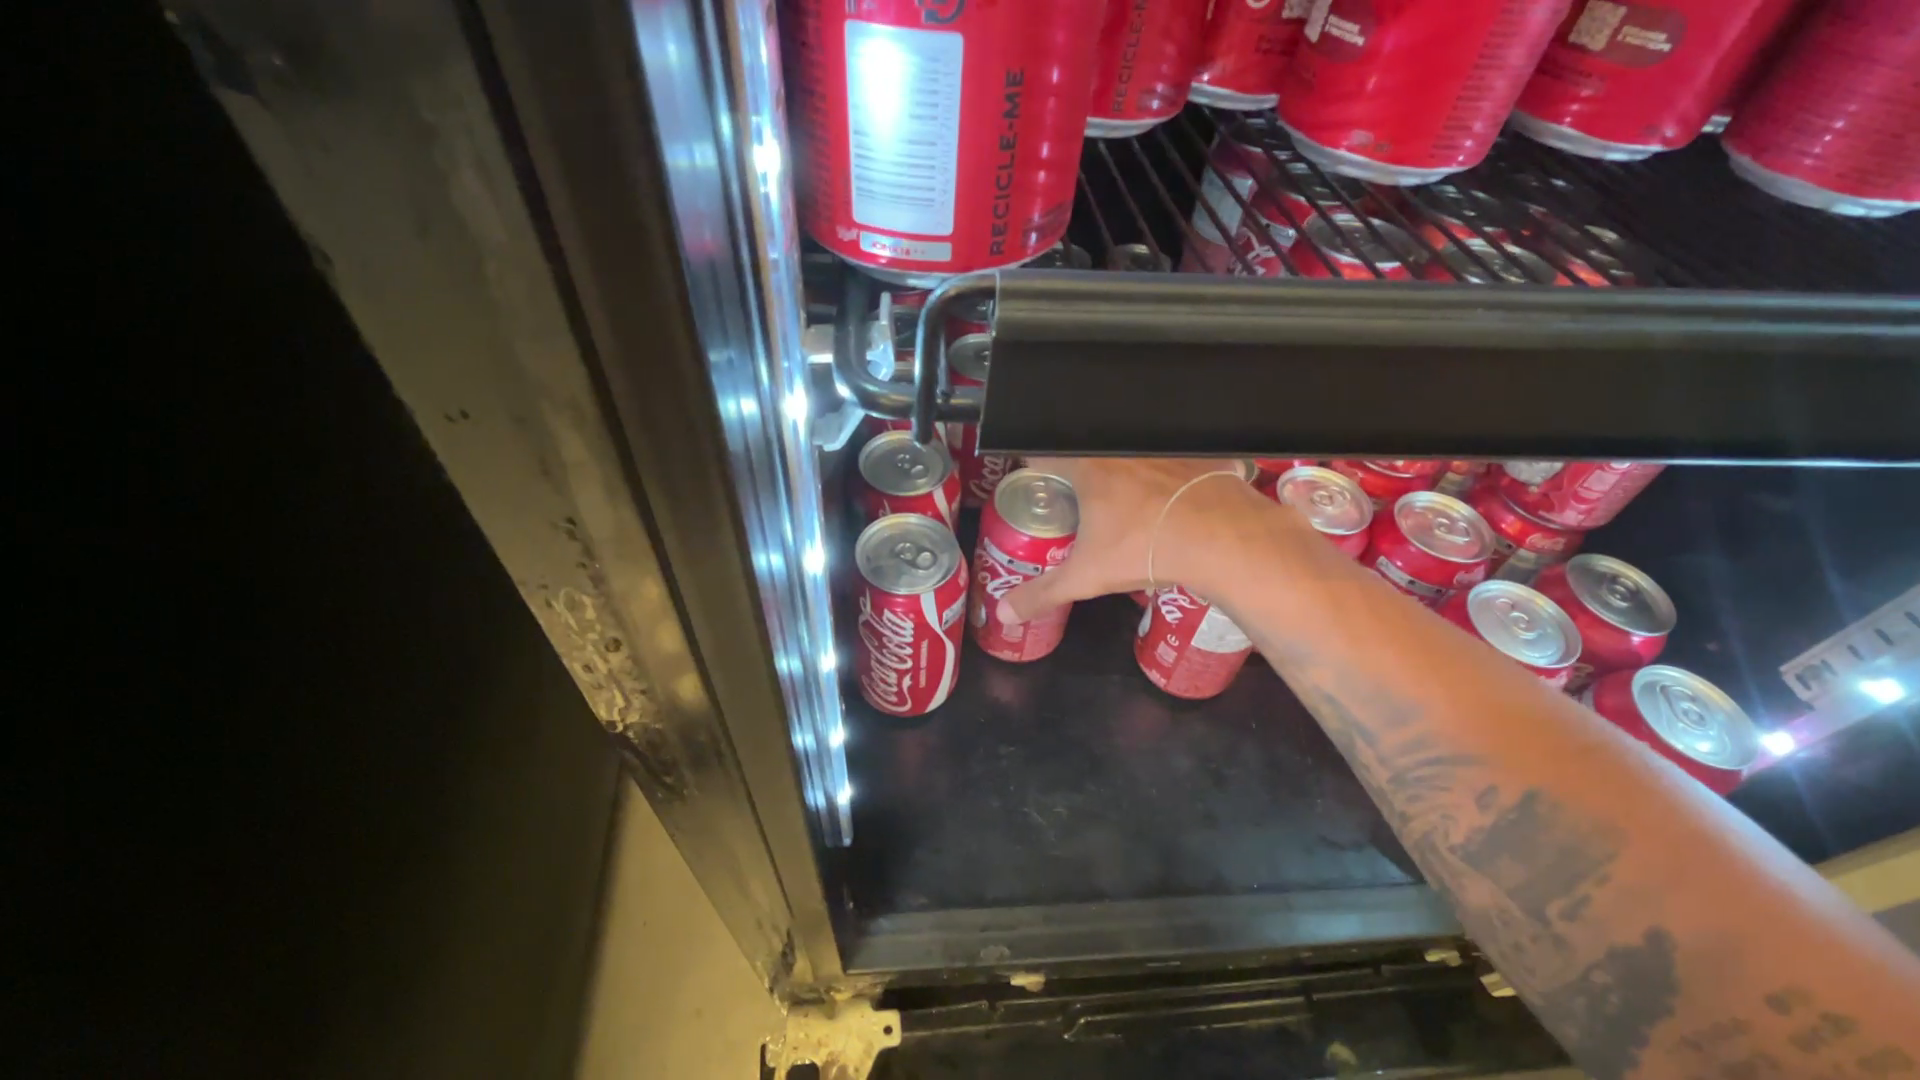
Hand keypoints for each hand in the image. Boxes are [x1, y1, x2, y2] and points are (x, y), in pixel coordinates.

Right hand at [996, 458, 1277, 623]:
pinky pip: (1180, 459)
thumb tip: (1002, 613)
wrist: (1223, 540)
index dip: (1038, 468)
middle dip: (1082, 471)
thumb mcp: (1086, 577)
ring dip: (1130, 470)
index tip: (1037, 485)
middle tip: (1080, 498)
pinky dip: (1178, 474)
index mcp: (1089, 468)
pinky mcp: (1202, 457)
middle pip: (1091, 453)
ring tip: (1131, 500)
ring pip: (1136, 454)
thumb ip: (1043, 593)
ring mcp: (1166, 450)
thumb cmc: (1144, 551)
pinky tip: (1180, 495)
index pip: (1047, 454)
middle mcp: (1124, 449)